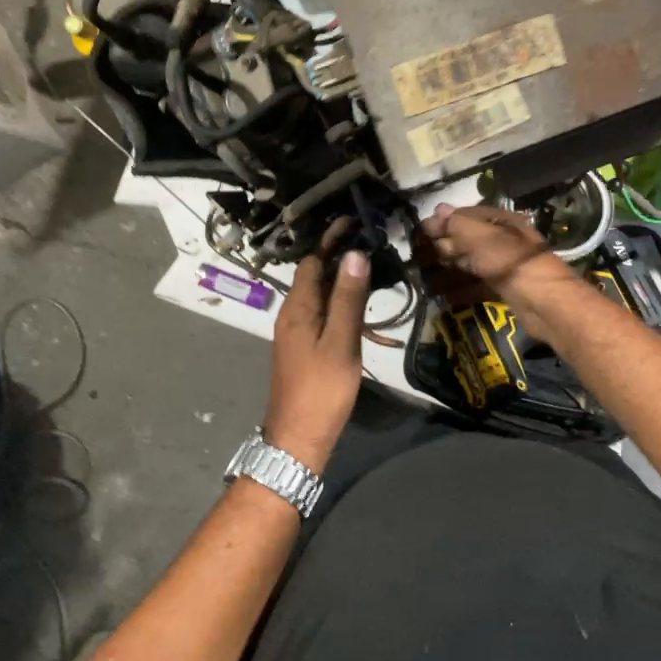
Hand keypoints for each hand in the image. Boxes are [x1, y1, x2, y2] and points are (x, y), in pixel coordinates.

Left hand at [264, 243, 370, 472]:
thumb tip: (354, 254)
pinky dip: (338, 302)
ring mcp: (295, 333)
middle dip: (336, 254)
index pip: (311, 261)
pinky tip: (359, 308)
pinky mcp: (303, 348)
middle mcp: (291, 315)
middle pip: (312, 275)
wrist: (298, 439)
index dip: (330, 239)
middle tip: (368, 240)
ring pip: (317, 295)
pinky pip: (320, 314)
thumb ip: (347, 299)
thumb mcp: (340, 342)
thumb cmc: (321, 390)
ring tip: (369, 267)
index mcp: (296, 309)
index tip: (352, 221)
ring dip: (339, 278)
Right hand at [418, 204, 567, 290]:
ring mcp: (505, 266)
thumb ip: (457, 223)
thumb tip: (438, 208)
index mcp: (500, 221)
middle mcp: (503, 240)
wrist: (543, 301)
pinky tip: (443, 295)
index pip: (465, 216)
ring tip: (425, 277)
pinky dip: (461, 290)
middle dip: (443, 247)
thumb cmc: (509, 261)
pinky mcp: (505, 289)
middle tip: (418, 256)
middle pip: (467, 240)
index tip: (419, 232)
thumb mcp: (480, 236)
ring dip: (449, 269)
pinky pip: (478, 286)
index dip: (442, 222)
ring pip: (471, 264)